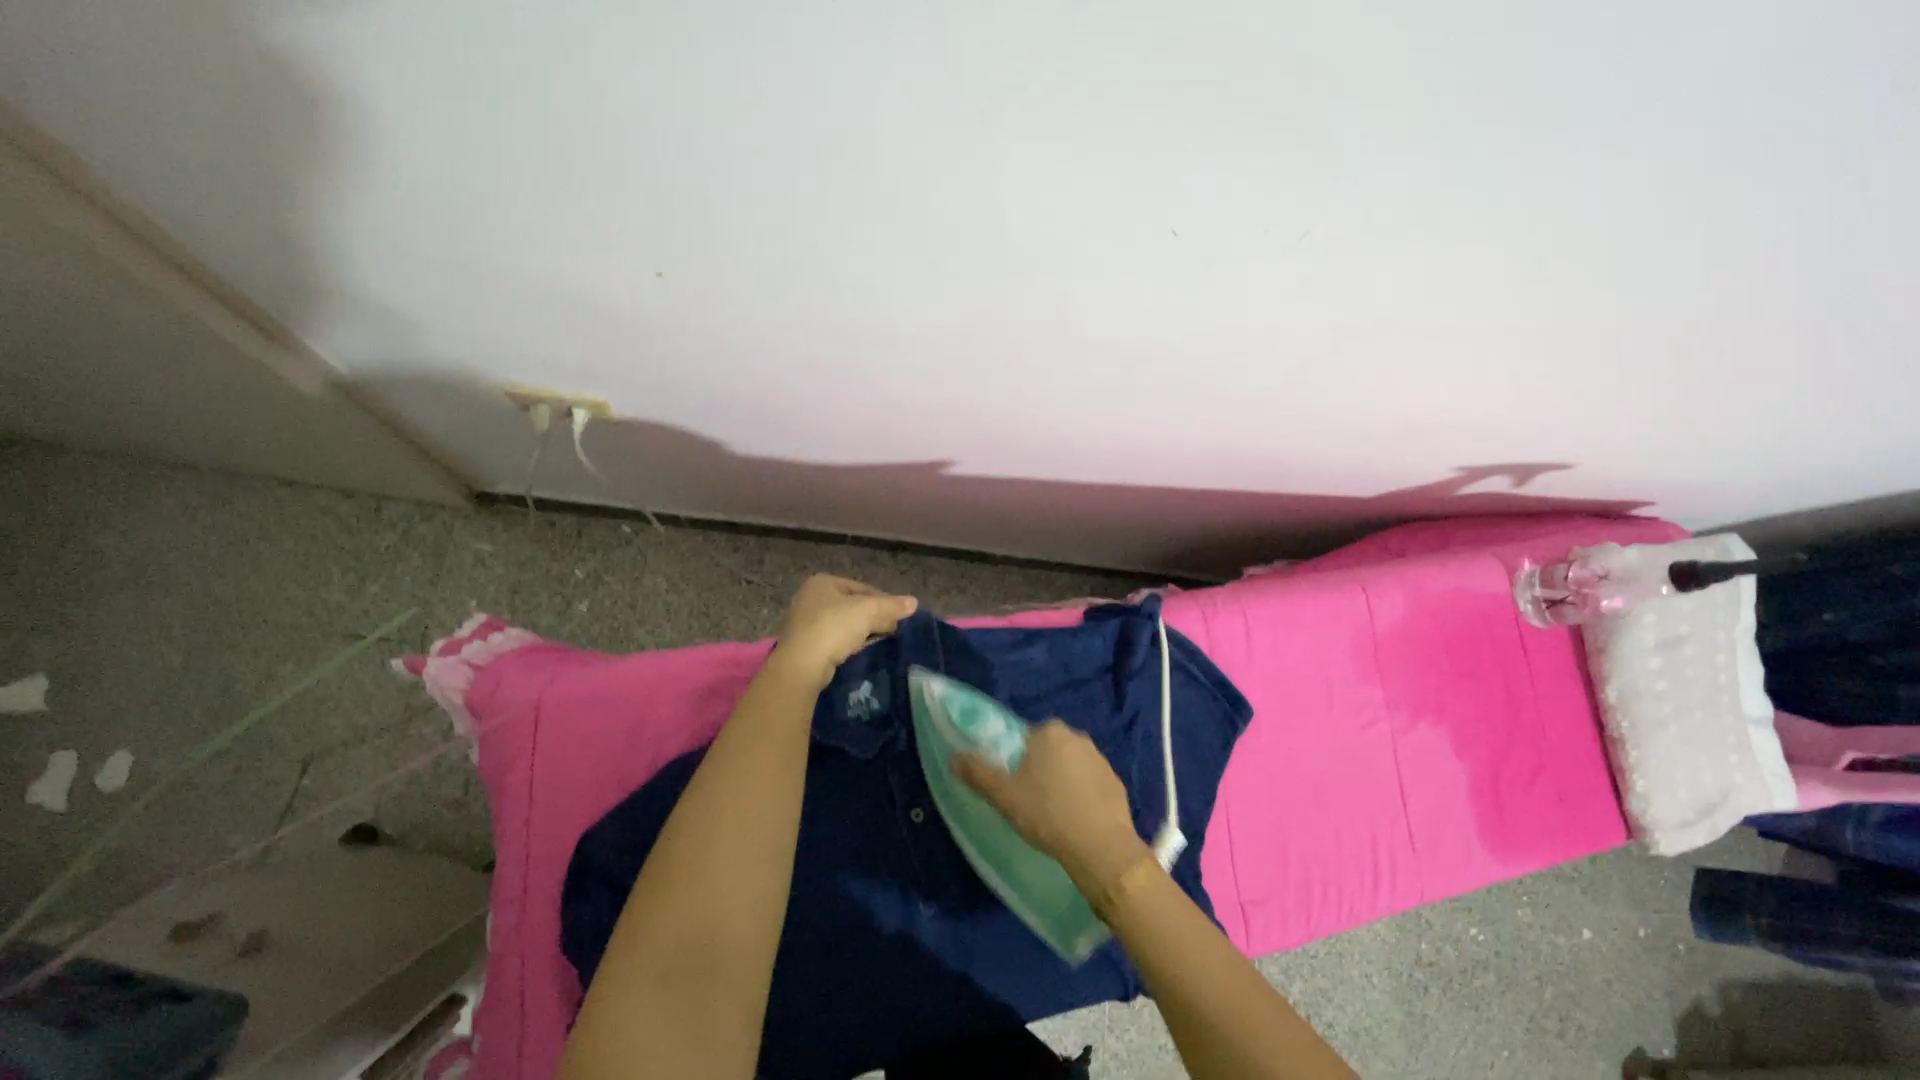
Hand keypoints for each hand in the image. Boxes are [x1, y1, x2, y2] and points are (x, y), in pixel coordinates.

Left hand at [770, 575, 917, 687]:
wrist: (801, 665)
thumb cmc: (833, 627)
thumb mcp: (868, 612)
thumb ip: (891, 606)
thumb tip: (914, 602)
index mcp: (822, 582)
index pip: (862, 588)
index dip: (884, 600)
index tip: (900, 616)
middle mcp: (810, 597)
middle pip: (852, 605)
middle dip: (873, 617)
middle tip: (893, 630)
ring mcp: (804, 622)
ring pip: (842, 623)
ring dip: (861, 631)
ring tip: (881, 642)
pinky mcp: (803, 644)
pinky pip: (832, 640)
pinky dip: (847, 644)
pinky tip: (859, 653)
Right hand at [953, 720, 1149, 896]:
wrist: (1099, 845)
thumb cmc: (1046, 813)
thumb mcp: (1003, 796)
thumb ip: (977, 773)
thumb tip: (954, 757)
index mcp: (1049, 732)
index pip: (1023, 738)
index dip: (1014, 761)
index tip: (1012, 785)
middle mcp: (1077, 737)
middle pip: (1048, 750)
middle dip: (1038, 769)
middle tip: (1028, 800)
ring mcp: (1101, 759)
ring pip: (1070, 767)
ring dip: (1061, 782)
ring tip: (1052, 814)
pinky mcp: (1116, 782)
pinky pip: (1090, 785)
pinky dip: (1082, 796)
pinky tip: (1075, 820)